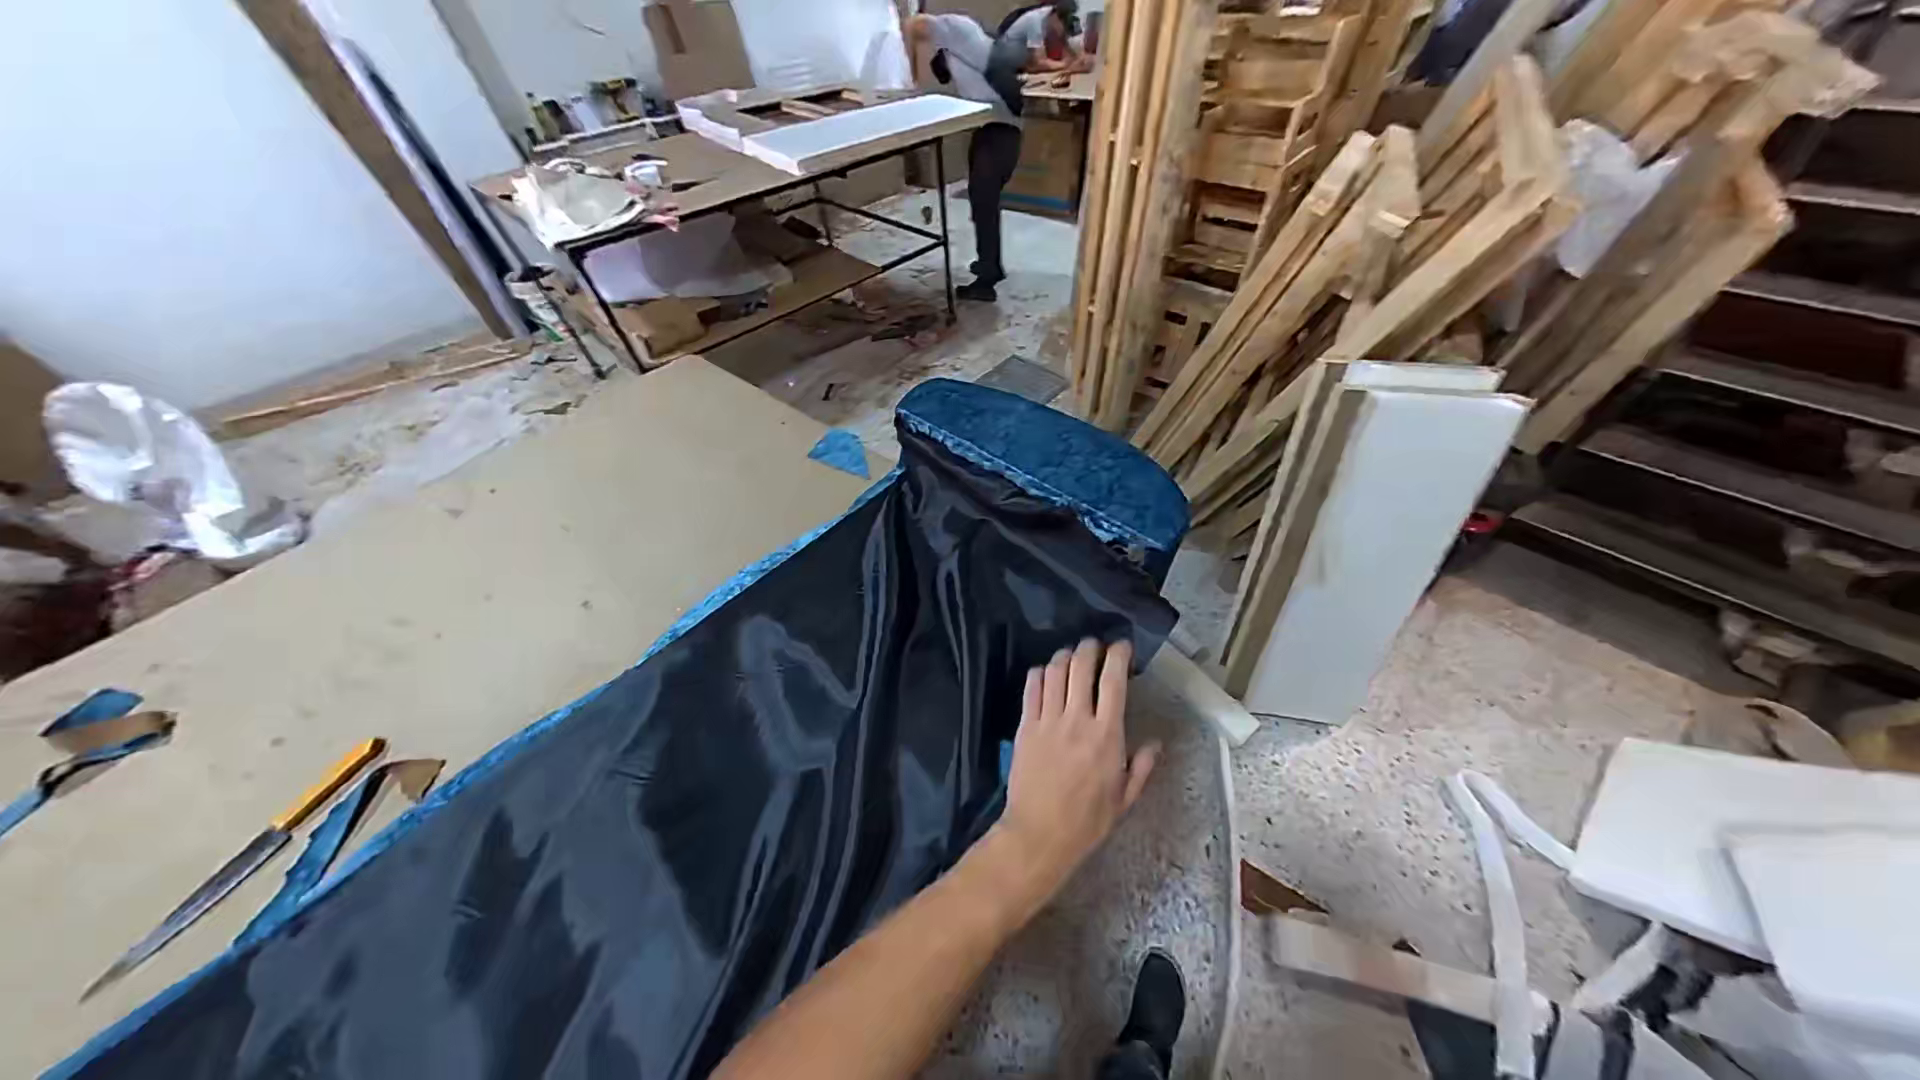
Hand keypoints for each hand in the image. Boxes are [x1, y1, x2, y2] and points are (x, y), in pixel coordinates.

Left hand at [986, 639, 1158, 913]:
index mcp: (1107, 735)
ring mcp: (1048, 720)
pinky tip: (1046, 673)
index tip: (1122, 646)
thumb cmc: (1087, 820)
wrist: (1039, 834)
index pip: (1113, 681)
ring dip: (1065, 656)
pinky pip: (1031, 687)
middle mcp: (1077, 719)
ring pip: (1055, 670)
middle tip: (1095, 646)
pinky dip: (1040, 673)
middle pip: (1082, 665)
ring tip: (1072, 656)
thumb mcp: (1125, 798)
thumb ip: (1142, 766)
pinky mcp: (1025, 726)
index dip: (1118, 655)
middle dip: (1091, 647)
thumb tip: (1156, 742)